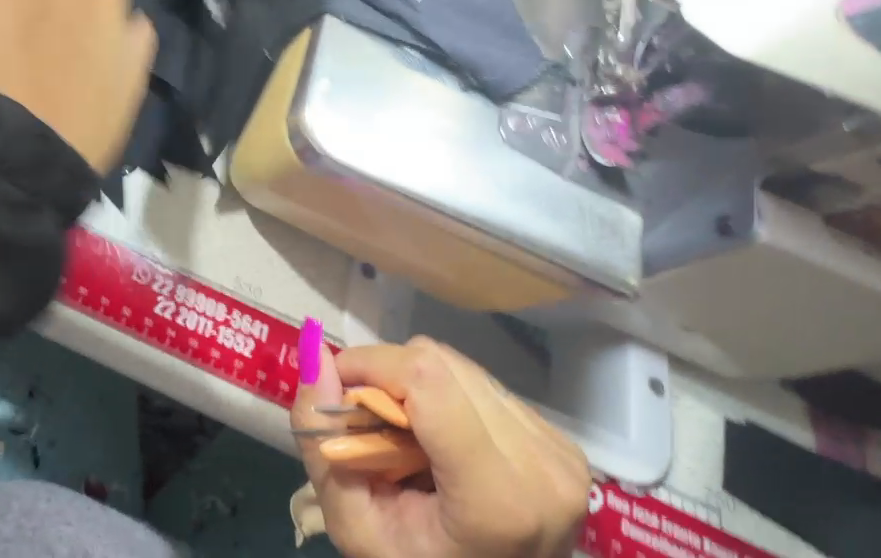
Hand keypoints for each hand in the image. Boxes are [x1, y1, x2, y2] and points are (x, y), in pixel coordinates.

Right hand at [293, 336, 591, 557]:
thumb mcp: (352, 526)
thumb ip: (322, 441)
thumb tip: (315, 354)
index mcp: (498, 498)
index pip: (425, 376)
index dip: (369, 365)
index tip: (338, 391)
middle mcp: (542, 466)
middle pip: (438, 364)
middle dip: (387, 379)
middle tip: (370, 427)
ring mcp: (561, 455)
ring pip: (459, 366)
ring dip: (416, 387)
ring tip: (407, 441)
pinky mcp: (565, 447)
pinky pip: (483, 384)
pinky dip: (447, 399)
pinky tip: (442, 445)